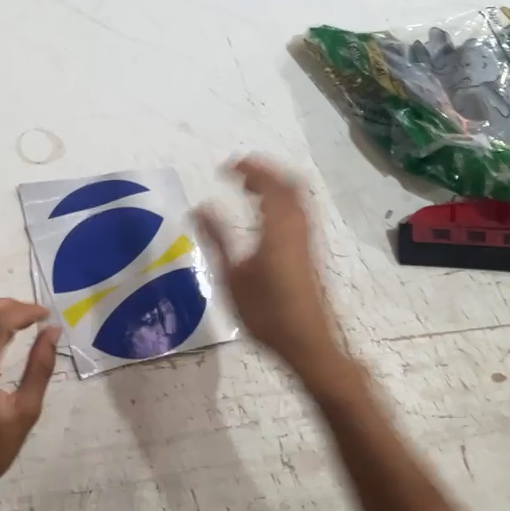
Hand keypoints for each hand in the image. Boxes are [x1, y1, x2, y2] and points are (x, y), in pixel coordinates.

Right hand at [196, 156, 354, 386]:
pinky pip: (300, 211)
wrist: (309, 343)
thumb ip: (217, 238)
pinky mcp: (310, 251)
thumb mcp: (232, 277)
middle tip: (239, 171)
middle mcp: (298, 228)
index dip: (249, 169)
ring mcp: (308, 240)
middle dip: (266, 171)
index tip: (226, 167)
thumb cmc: (267, 313)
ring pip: (298, 198)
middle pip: (290, 185)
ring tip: (250, 187)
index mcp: (278, 230)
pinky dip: (283, 200)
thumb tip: (199, 207)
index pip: (269, 186)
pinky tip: (265, 215)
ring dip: (276, 185)